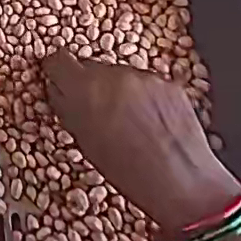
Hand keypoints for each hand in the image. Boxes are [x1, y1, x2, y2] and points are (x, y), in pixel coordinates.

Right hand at [42, 52, 240, 229]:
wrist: (182, 181)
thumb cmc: (127, 170)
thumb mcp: (83, 140)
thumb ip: (66, 107)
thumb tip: (58, 89)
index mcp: (83, 88)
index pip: (58, 60)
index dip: (57, 70)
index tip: (59, 78)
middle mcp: (111, 74)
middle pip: (89, 66)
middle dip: (90, 84)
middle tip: (98, 110)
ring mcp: (141, 76)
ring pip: (118, 74)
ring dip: (118, 89)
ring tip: (130, 120)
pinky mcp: (166, 82)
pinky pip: (145, 82)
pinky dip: (144, 96)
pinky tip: (150, 121)